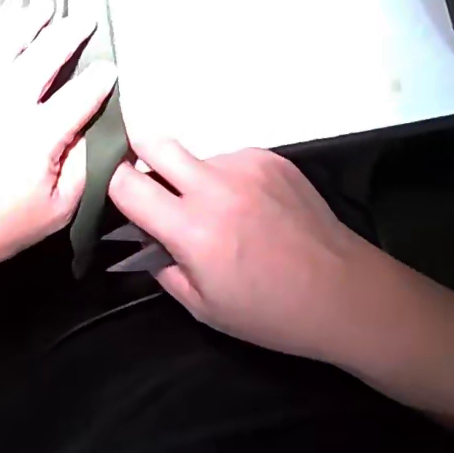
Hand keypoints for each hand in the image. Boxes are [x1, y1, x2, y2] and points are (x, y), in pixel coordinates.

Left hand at [0, 6, 115, 282]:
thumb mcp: (58, 209)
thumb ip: (83, 166)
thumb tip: (96, 129)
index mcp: (39, 136)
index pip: (82, 95)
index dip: (101, 78)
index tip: (111, 69)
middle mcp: (7, 104)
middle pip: (46, 53)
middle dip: (70, 31)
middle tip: (84, 17)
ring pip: (5, 40)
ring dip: (27, 17)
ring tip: (44, 3)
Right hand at [106, 134, 388, 363]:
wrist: (343, 291)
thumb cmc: (270, 311)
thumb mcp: (203, 306)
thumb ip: (162, 264)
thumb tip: (142, 233)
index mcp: (192, 229)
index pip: (125, 183)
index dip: (111, 184)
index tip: (115, 193)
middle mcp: (215, 186)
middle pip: (153, 141)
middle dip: (139, 155)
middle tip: (150, 182)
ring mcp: (246, 165)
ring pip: (197, 157)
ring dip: (194, 178)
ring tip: (223, 213)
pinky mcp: (271, 158)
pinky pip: (231, 160)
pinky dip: (229, 179)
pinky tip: (252, 208)